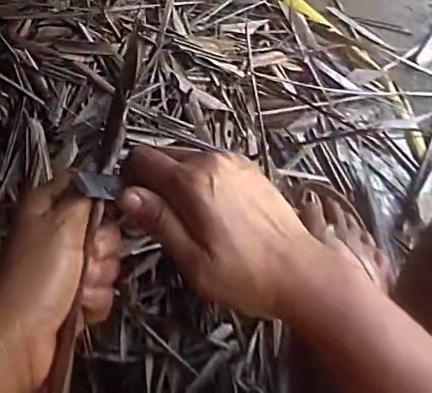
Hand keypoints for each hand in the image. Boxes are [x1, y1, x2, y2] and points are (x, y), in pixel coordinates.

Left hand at [0, 173, 121, 387]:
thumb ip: (84, 195)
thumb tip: (99, 176)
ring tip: (77, 287)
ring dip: (97, 277)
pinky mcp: (73, 296)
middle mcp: (55, 230)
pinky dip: (94, 301)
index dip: (99, 198)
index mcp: (46, 204)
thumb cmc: (33, 278)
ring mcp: (64, 265)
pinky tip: (78, 306)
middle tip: (84, 258)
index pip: (84, 185)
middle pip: (101, 226)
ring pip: (105, 261)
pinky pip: (101, 291)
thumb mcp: (62, 224)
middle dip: (101, 247)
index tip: (102, 216)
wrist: (18, 341)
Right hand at [117, 146, 322, 319]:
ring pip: (186, 156)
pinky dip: (200, 177)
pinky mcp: (246, 166)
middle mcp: (211, 161)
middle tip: (161, 217)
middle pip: (163, 154)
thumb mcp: (194, 261)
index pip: (142, 158)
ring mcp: (231, 160)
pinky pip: (209, 162)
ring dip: (177, 178)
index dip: (131, 179)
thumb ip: (158, 223)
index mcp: (192, 182)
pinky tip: (212, 210)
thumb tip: (127, 196)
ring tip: (189, 218)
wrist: (304, 274)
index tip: (134, 202)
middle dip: (153, 180)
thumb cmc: (250, 275)